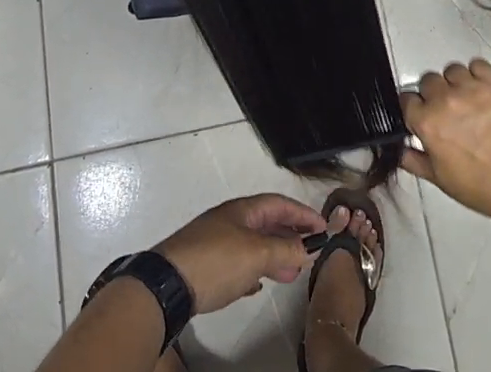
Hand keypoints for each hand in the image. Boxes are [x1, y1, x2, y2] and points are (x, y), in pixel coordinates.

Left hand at [153, 193, 325, 314]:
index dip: (302, 213)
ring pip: (253, 245)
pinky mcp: (205, 267)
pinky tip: (257, 284)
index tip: (323, 226)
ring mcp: (215, 243)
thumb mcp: (257, 254)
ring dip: (274, 256)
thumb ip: (285, 250)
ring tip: (290, 273)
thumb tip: (307, 248)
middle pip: (267, 224)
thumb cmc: (216, 261)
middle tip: (309, 253)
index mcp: (242, 210)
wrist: (167, 286)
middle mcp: (229, 222)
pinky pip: (237, 264)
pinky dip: (253, 270)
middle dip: (290, 237)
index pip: (279, 204)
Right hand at [400, 60, 490, 221]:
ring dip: (455, 82)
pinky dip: (477, 73)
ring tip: (466, 98)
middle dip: (433, 94)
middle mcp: (444, 99)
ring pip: (452, 70)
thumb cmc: (478, 184)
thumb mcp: (438, 178)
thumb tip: (399, 149)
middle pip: (428, 81)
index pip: (406, 99)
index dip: (414, 108)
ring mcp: (470, 89)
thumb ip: (413, 161)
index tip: (422, 116)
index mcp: (426, 122)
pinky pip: (478, 65)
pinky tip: (481, 89)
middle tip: (446, 110)